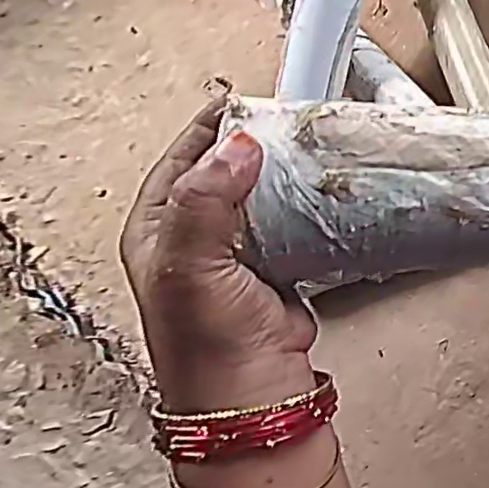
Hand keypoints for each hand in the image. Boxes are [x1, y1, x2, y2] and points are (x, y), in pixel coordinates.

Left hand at [120, 99, 317, 410]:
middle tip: (292, 122)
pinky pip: (297, 218)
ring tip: (315, 148)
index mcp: (161, 226)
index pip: (184, 159)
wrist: (254, 385)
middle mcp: (200, 232)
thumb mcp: (192, 265)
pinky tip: (327, 191)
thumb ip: (206, 203)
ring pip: (266, 193)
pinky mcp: (282, 260)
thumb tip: (239, 147)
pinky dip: (311, 201)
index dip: (213, 129)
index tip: (247, 102)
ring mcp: (243, 247)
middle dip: (258, 145)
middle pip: (229, 171)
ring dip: (288, 172)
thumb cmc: (209, 338)